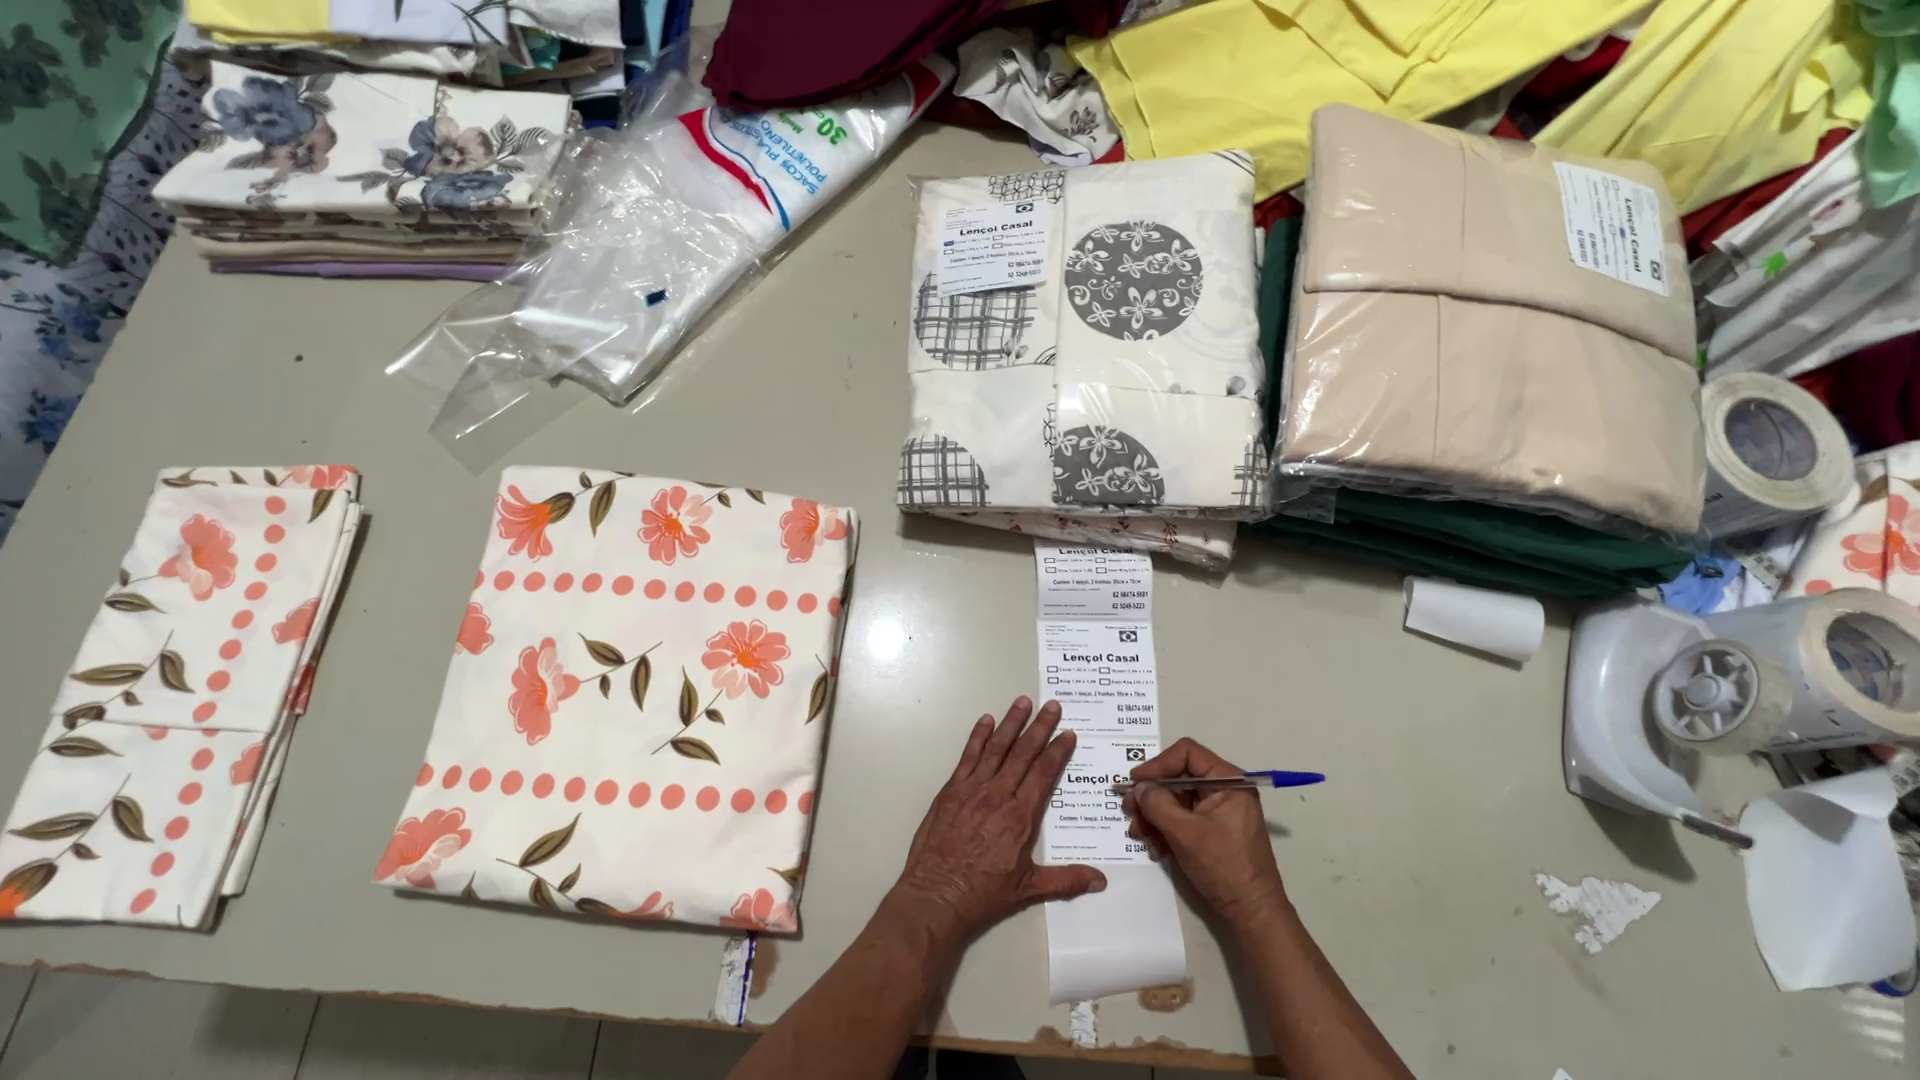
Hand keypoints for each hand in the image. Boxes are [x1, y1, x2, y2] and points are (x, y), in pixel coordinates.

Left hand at [890, 697, 1106, 942]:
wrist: (936, 895)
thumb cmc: (983, 894)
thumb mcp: (1029, 889)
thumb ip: (1066, 880)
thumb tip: (1101, 880)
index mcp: (1020, 817)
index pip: (1044, 774)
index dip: (1057, 751)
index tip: (1068, 734)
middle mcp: (998, 796)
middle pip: (1023, 754)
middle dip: (1040, 728)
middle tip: (1053, 706)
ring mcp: (972, 790)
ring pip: (996, 749)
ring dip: (1011, 723)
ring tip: (1023, 702)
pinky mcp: (950, 791)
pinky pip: (967, 757)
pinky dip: (977, 737)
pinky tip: (985, 721)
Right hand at [1124, 737, 1287, 928]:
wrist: (1251, 911)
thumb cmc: (1223, 866)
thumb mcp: (1185, 833)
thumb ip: (1157, 804)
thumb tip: (1139, 788)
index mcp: (1228, 782)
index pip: (1187, 754)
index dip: (1158, 764)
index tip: (1134, 782)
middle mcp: (1224, 791)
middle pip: (1178, 778)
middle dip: (1151, 796)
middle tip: (1129, 810)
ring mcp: (1218, 812)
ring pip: (1176, 801)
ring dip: (1154, 817)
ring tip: (1139, 835)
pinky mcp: (1212, 832)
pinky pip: (1182, 820)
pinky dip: (1165, 831)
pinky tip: (1155, 849)